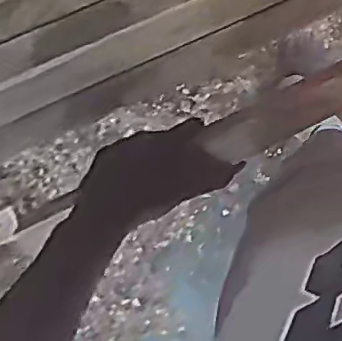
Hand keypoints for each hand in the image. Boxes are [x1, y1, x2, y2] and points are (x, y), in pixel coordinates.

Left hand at [69, 118, 242, 231]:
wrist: (103, 213)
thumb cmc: (150, 201)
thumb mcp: (185, 190)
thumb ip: (213, 177)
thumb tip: (238, 165)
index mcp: (168, 140)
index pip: (191, 127)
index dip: (201, 133)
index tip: (206, 142)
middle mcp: (146, 135)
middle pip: (167, 135)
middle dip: (176, 145)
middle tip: (181, 163)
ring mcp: (122, 145)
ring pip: (145, 143)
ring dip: (153, 154)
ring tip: (155, 174)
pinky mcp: (104, 156)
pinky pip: (124, 153)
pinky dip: (131, 162)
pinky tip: (132, 179)